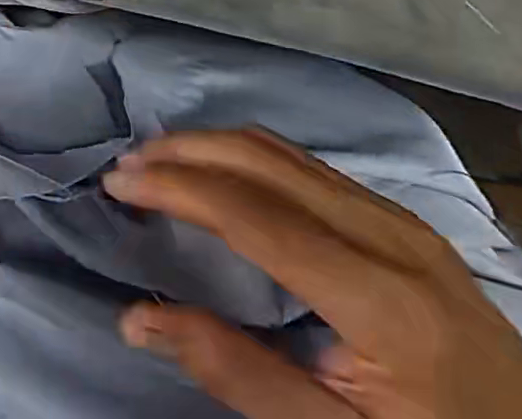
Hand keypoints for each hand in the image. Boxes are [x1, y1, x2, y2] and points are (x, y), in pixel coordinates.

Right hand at [104, 129, 521, 418]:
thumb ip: (237, 374)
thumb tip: (140, 317)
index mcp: (377, 296)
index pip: (254, 214)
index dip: (177, 189)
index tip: (119, 183)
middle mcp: (387, 233)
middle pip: (267, 161)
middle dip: (188, 152)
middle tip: (127, 166)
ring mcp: (399, 219)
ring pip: (288, 153)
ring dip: (216, 148)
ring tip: (160, 162)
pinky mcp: (402, 221)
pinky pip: (310, 169)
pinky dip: (251, 160)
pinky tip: (222, 175)